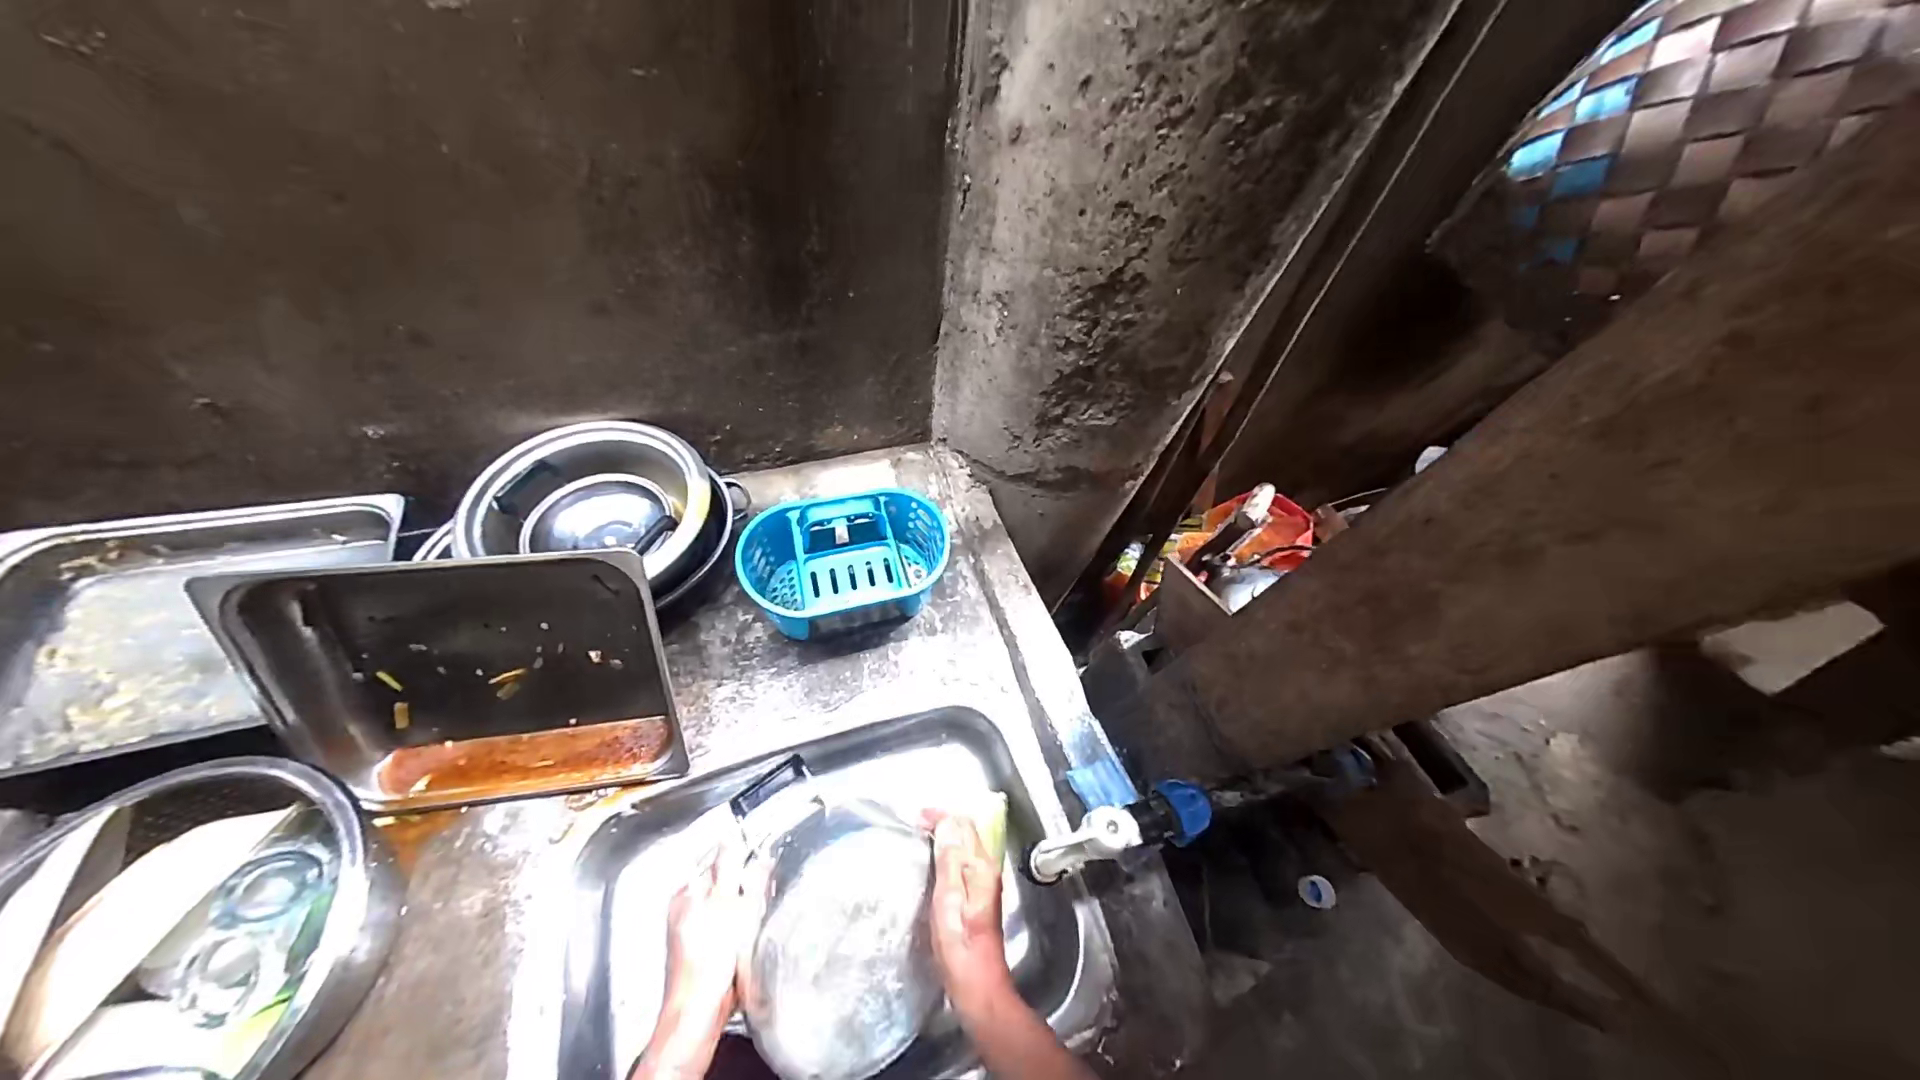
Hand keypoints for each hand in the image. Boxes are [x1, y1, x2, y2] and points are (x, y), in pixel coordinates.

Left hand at [664, 838, 748, 1017]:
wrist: (699, 1013)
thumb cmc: (709, 957)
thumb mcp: (728, 902)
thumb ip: (731, 869)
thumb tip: (732, 835)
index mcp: (687, 893)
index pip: (718, 860)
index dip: (743, 859)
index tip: (761, 864)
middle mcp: (687, 910)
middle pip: (726, 882)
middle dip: (748, 886)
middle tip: (762, 897)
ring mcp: (696, 933)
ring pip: (732, 905)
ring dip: (749, 908)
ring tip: (757, 920)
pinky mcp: (708, 953)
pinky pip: (733, 927)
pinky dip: (745, 928)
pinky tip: (752, 938)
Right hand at [929, 815, 1014, 1014]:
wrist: (978, 984)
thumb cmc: (959, 946)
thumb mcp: (948, 901)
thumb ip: (949, 861)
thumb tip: (947, 824)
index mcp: (980, 868)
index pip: (964, 826)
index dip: (942, 816)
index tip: (919, 816)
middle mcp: (986, 869)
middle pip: (968, 832)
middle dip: (944, 821)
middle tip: (918, 823)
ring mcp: (984, 882)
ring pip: (966, 844)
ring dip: (947, 835)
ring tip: (923, 835)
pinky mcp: (979, 894)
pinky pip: (964, 859)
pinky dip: (949, 850)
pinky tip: (935, 858)